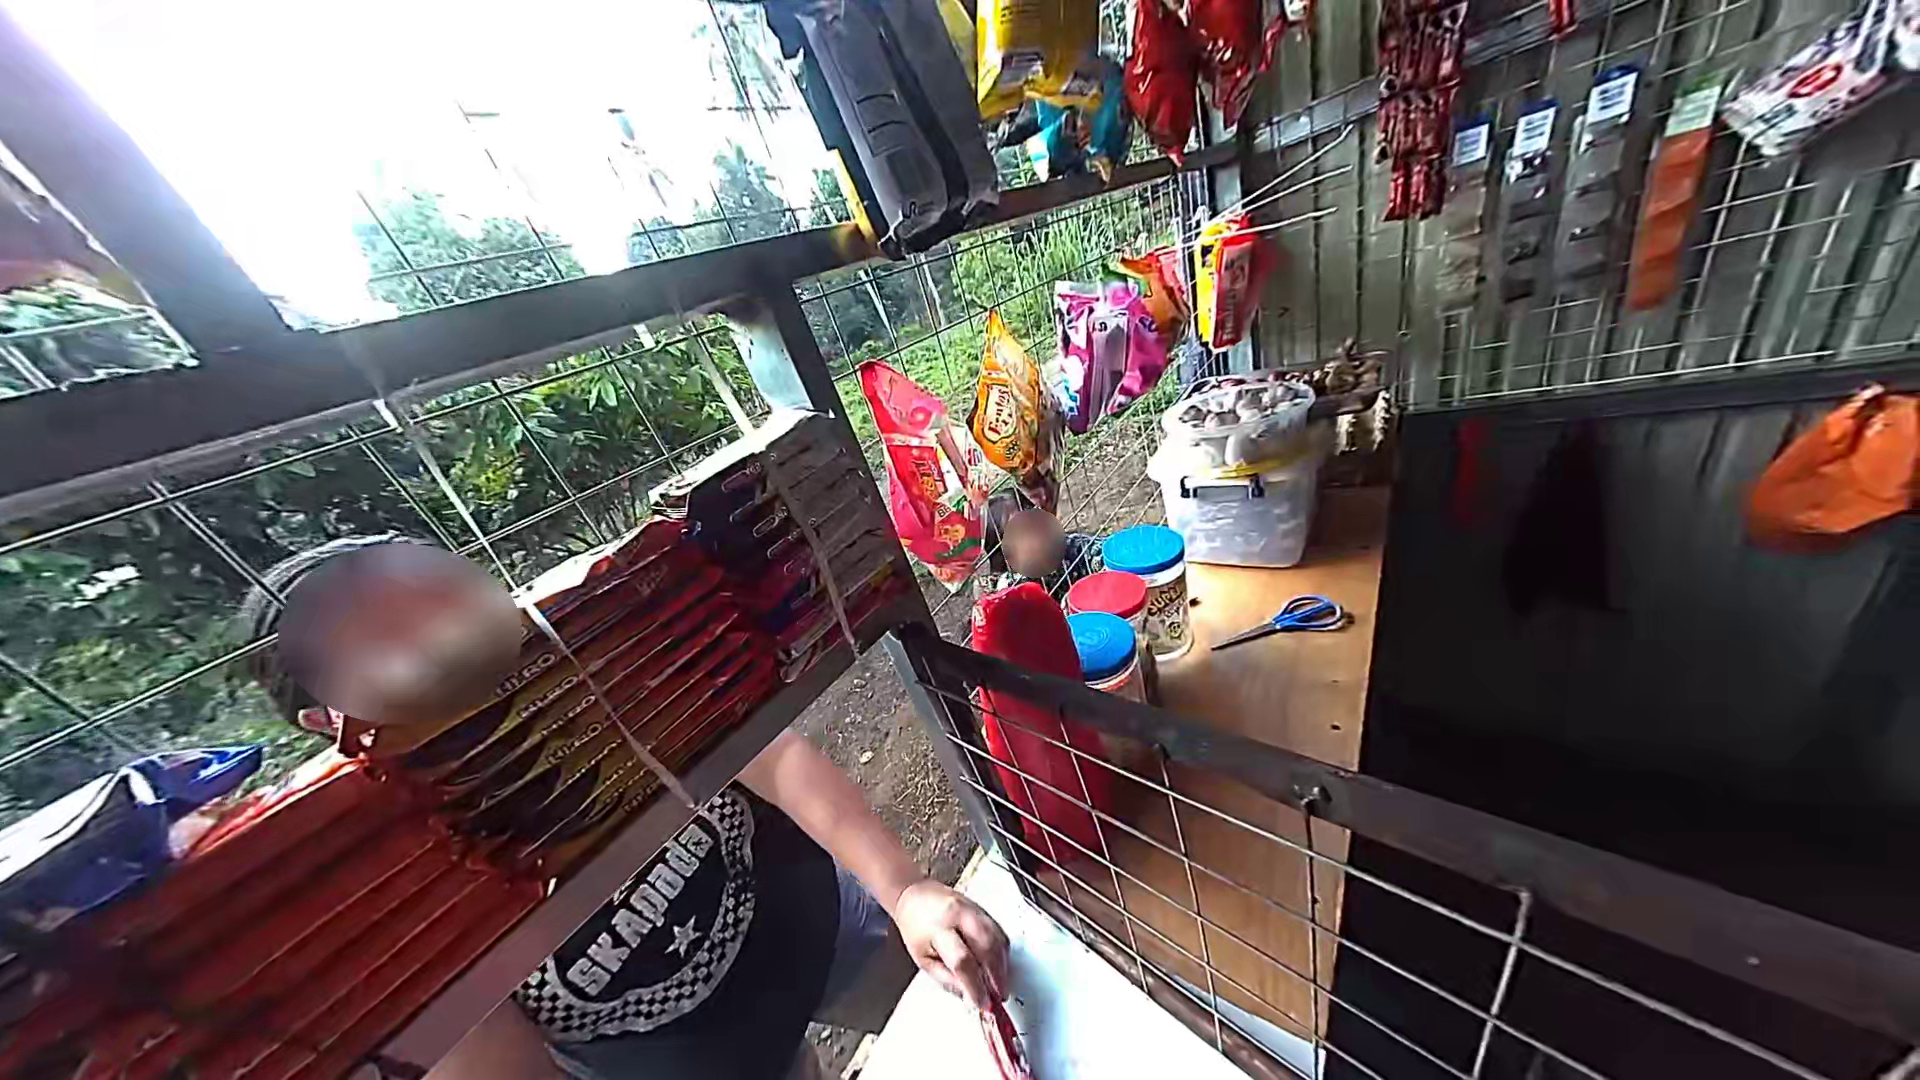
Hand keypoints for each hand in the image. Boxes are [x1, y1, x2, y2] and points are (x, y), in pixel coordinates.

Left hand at [892, 880, 1010, 1008]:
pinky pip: (997, 929)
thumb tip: (970, 997)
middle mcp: (958, 914)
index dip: (976, 986)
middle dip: (996, 975)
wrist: (915, 895)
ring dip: (1002, 965)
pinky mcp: (980, 907)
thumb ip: (948, 980)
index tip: (983, 1004)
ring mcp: (972, 907)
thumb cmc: (915, 927)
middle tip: (998, 997)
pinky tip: (999, 965)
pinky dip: (1002, 950)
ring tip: (1000, 985)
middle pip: (986, 945)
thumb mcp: (923, 960)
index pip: (962, 961)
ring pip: (996, 936)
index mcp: (939, 928)